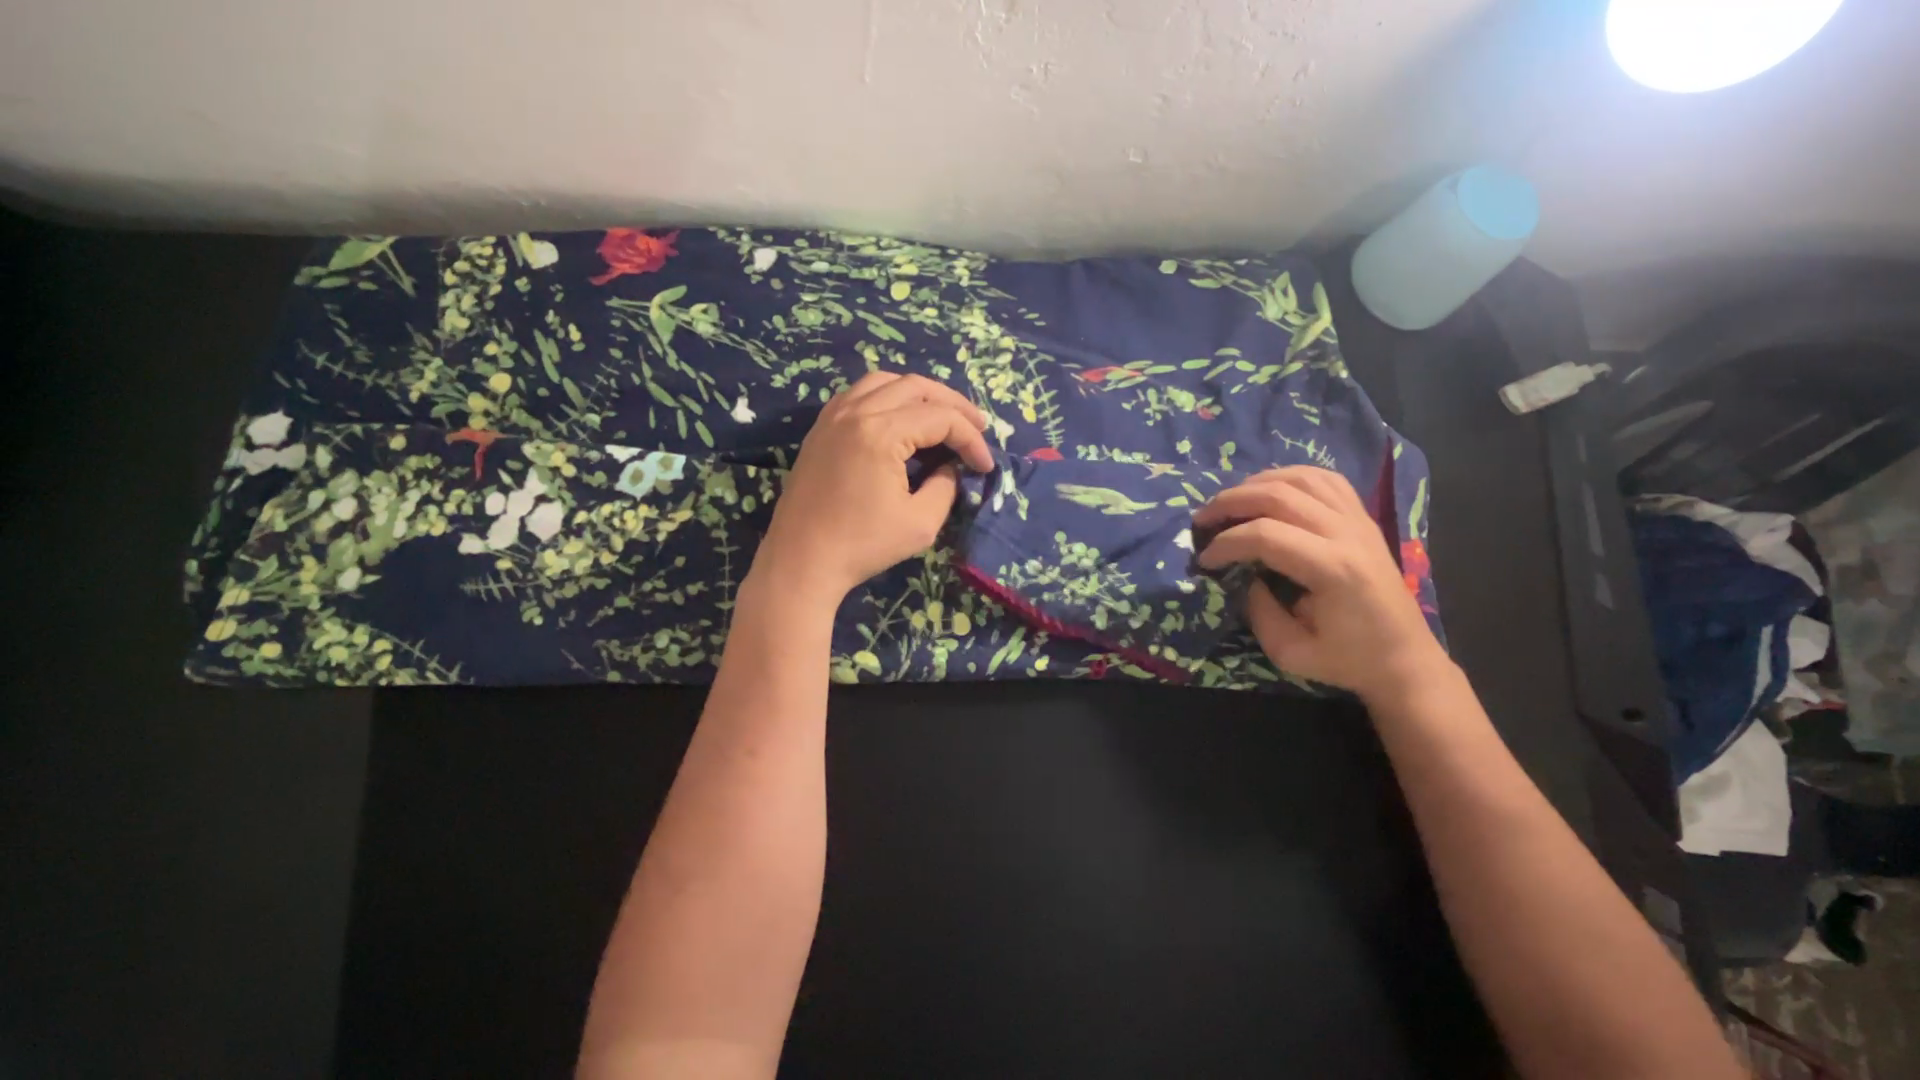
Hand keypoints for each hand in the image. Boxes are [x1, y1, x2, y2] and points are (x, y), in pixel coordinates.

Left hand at [755, 373, 993, 605]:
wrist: (801, 561)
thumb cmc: (862, 545)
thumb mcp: (920, 522)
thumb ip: (945, 486)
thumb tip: (951, 467)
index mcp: (881, 432)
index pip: (941, 418)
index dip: (971, 439)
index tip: (985, 466)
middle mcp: (856, 411)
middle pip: (916, 387)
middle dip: (952, 404)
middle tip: (977, 426)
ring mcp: (833, 416)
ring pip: (885, 382)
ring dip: (919, 394)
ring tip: (941, 416)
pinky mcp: (820, 429)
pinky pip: (859, 394)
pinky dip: (887, 398)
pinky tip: (900, 419)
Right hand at [1193, 466, 1450, 704]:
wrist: (1404, 659)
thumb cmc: (1348, 661)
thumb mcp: (1291, 652)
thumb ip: (1259, 613)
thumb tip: (1244, 577)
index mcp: (1333, 569)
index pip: (1266, 535)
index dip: (1226, 543)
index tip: (1204, 560)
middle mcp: (1347, 533)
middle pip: (1278, 495)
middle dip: (1230, 502)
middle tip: (1201, 520)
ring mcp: (1359, 520)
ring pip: (1300, 478)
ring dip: (1256, 483)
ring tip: (1229, 502)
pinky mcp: (1363, 518)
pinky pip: (1324, 479)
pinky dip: (1289, 476)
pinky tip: (1268, 490)